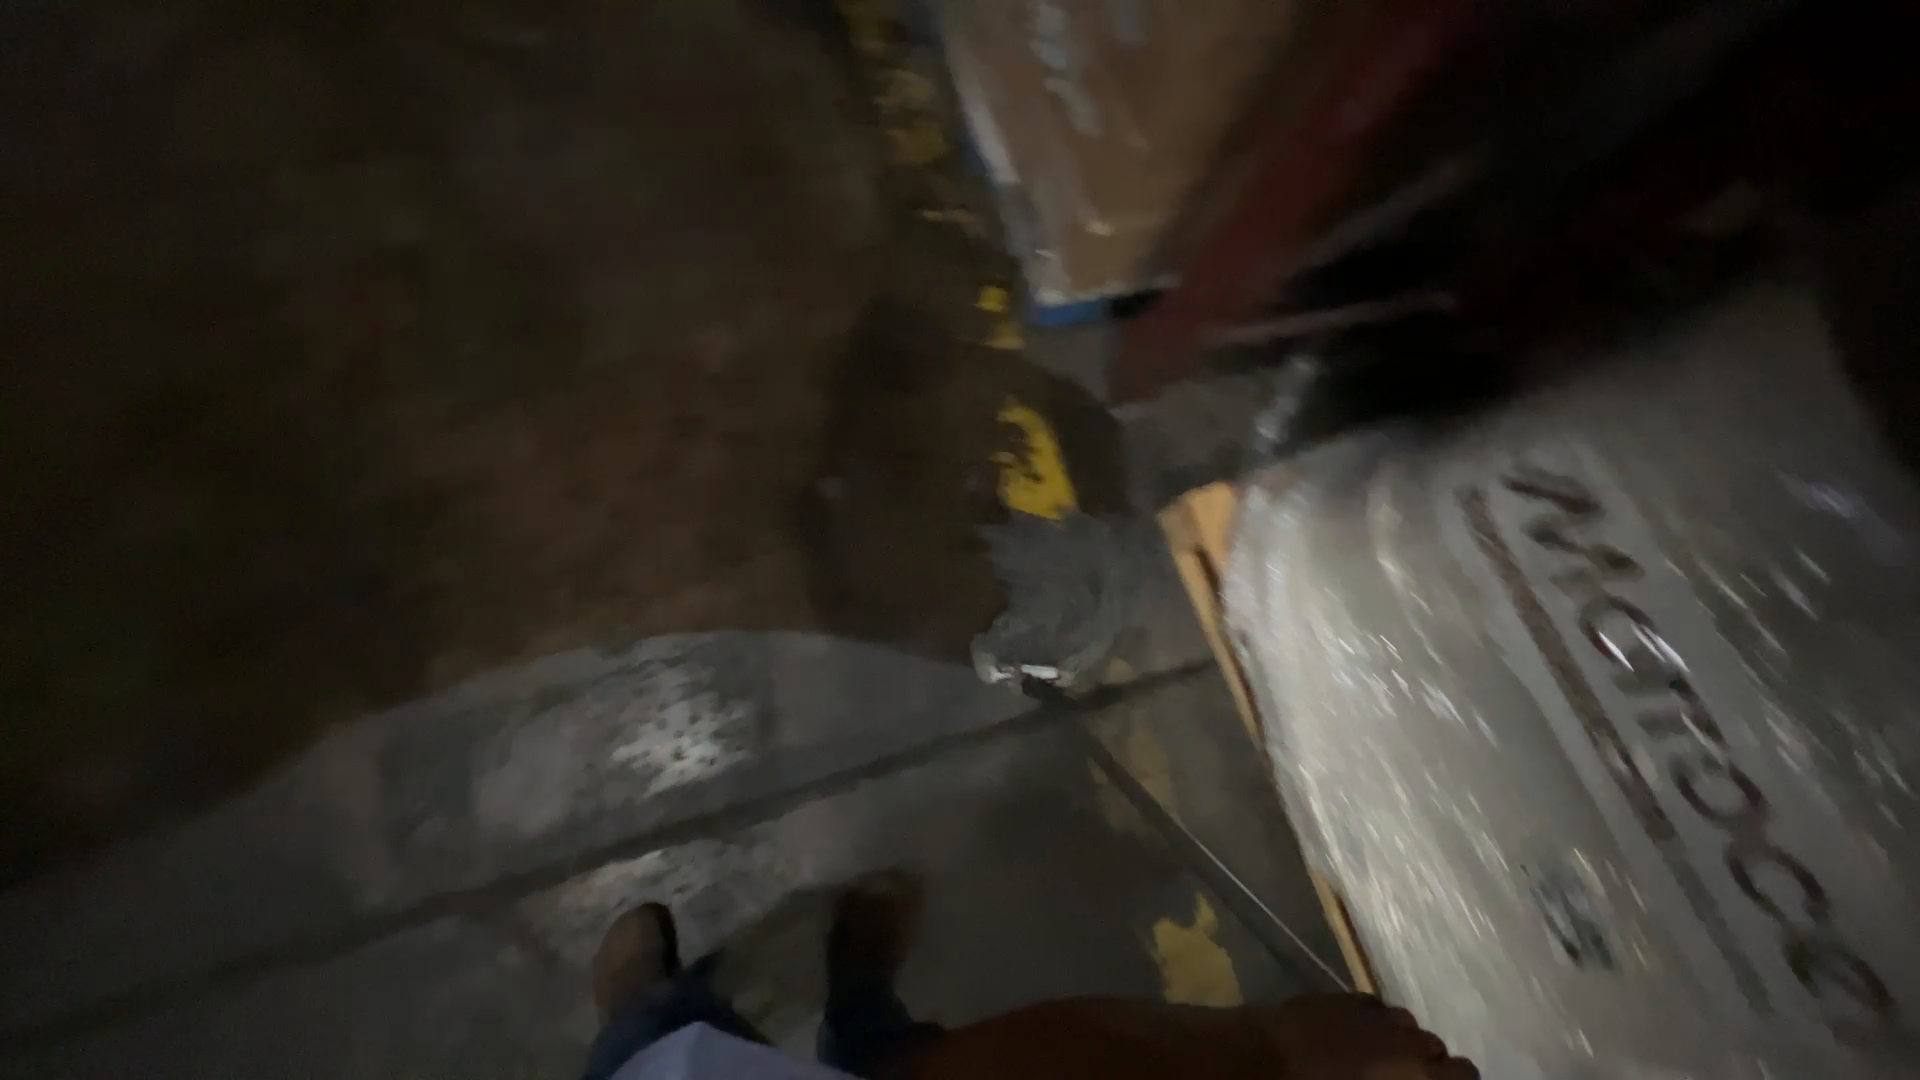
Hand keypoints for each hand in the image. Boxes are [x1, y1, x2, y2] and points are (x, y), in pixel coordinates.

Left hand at [1248, 993, 1477, 1079]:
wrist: (1269, 1064)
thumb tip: (1413, 1077)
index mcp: (1421, 1077)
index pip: (1467, 1076)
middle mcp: (1408, 1042)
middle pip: (1439, 1050)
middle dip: (1431, 1066)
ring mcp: (1377, 1015)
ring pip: (1409, 1025)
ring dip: (1403, 1041)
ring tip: (1384, 1058)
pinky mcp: (1347, 997)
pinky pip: (1378, 1009)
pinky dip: (1377, 1022)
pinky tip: (1360, 1035)